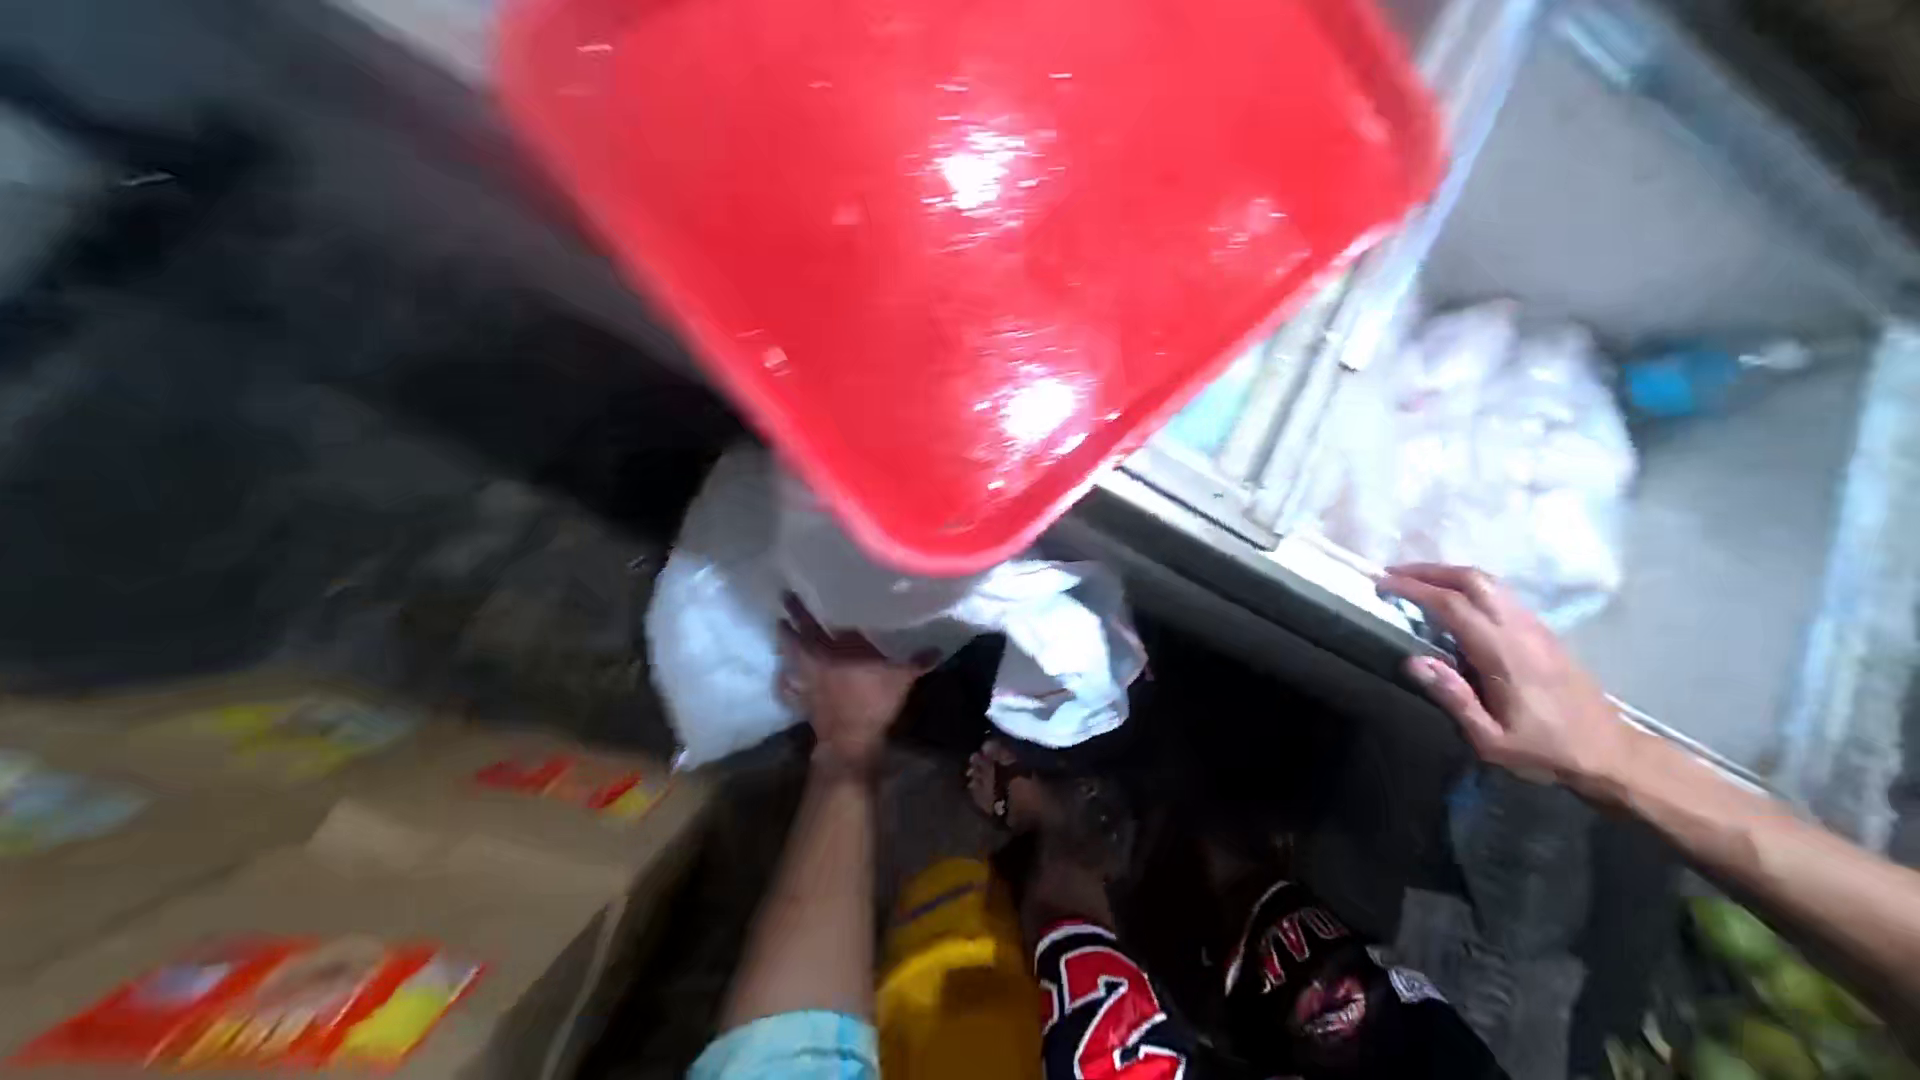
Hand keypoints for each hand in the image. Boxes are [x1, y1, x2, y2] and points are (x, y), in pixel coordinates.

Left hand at [779, 599, 927, 774]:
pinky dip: (783, 682)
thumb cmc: (873, 702)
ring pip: (789, 656)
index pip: (818, 620)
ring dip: (785, 643)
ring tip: (780, 629)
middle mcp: (816, 659)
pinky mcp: (803, 701)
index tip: (797, 590)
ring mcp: (806, 681)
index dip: (807, 606)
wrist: (850, 740)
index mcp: (836, 648)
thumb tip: (939, 649)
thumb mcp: (902, 678)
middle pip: (799, 633)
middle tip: (785, 599)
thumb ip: (918, 661)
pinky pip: (788, 689)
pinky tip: (781, 677)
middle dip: (792, 616)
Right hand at [1378, 563, 1635, 791]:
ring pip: (1491, 583)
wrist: (1613, 756)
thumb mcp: (1492, 740)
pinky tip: (1453, 600)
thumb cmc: (1546, 751)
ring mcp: (1537, 629)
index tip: (1383, 582)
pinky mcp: (1544, 634)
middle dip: (1429, 571)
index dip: (1414, 588)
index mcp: (1504, 655)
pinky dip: (1469, 586)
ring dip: (1449, 575)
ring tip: (1417, 582)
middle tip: (1394, 574)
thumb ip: (1453, 699)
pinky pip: (1502, 596)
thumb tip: (1413, 661)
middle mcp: (1522, 632)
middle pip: (1474, 580)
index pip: (1453, 606)